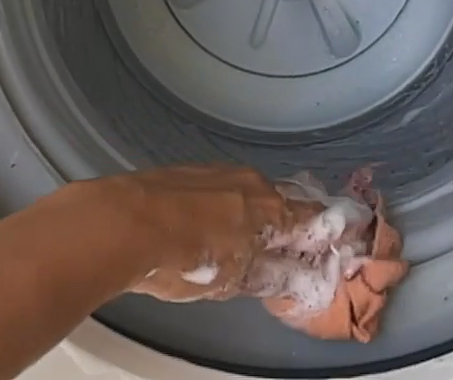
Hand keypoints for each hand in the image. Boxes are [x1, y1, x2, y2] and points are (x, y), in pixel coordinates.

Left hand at [76, 165, 326, 302]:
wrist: (125, 222)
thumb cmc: (185, 258)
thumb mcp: (232, 281)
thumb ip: (270, 275)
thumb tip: (299, 276)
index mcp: (269, 207)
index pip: (310, 217)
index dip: (320, 232)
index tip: (327, 243)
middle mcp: (250, 181)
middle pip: (279, 201)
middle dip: (283, 224)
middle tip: (279, 249)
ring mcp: (218, 171)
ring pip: (247, 192)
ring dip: (250, 214)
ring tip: (238, 242)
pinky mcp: (189, 170)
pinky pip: (219, 188)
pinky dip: (221, 205)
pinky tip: (204, 226)